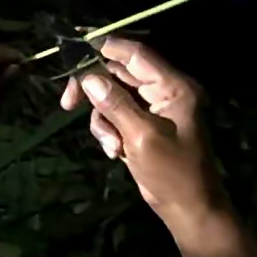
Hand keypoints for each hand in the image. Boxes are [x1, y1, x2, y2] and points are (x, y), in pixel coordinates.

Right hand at [59, 37, 226, 224]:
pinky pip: (115, 116)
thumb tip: (89, 78)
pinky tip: (115, 152)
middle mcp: (163, 91)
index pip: (136, 54)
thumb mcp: (141, 137)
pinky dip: (108, 131)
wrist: (189, 210)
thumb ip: (115, 104)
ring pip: (112, 97)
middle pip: (118, 74)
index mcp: (173, 87)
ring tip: (112, 145)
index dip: (106, 47)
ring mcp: (153, 109)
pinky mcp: (142, 125)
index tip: (75, 49)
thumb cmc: (173, 173)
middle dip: (93, 89)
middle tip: (68, 103)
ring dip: (102, 119)